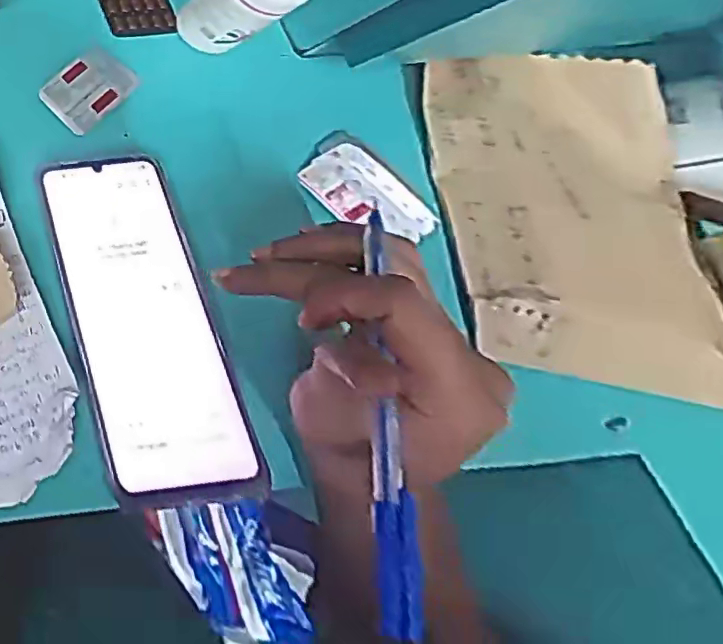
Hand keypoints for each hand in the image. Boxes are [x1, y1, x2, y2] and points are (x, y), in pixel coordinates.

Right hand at [214, 223, 512, 489]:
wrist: (371, 474)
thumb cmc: (351, 454)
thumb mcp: (338, 419)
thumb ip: (343, 374)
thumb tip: (333, 340)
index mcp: (455, 381)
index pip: (401, 300)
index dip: (339, 292)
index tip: (300, 316)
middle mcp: (462, 349)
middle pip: (394, 265)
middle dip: (318, 255)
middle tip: (260, 260)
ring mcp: (445, 333)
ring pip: (387, 256)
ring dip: (320, 248)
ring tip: (268, 255)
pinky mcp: (419, 323)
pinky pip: (380, 272)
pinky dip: (332, 258)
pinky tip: (297, 257)